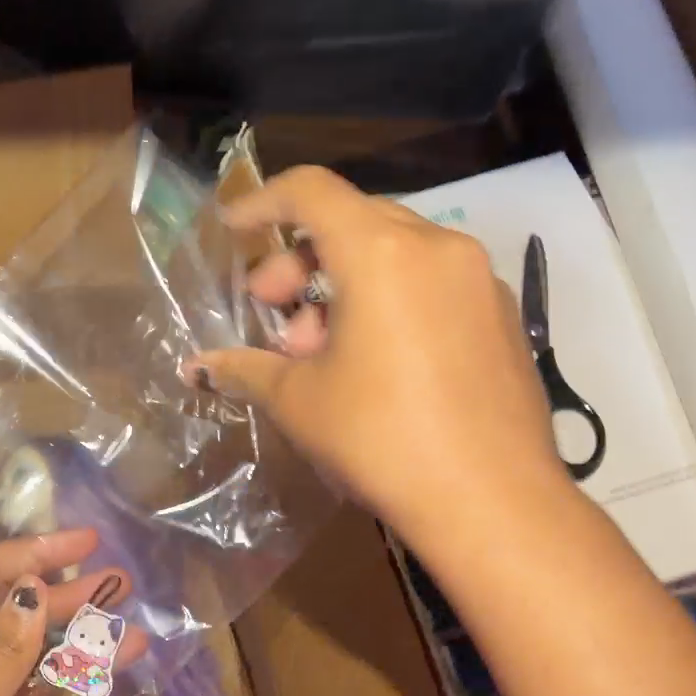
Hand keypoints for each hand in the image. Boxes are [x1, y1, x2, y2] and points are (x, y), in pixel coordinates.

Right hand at [192, 167, 572, 548]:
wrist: (493, 503)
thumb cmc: (379, 435)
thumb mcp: (295, 399)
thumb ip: (242, 367)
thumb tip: (197, 367)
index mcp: (382, 255)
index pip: (311, 192)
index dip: (261, 202)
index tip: (230, 230)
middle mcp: (437, 250)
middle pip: (351, 220)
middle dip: (296, 257)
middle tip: (268, 307)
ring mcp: (476, 281)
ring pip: (390, 251)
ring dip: (336, 283)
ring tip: (311, 347)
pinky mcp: (498, 316)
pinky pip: (425, 281)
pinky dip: (381, 298)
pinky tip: (361, 358)